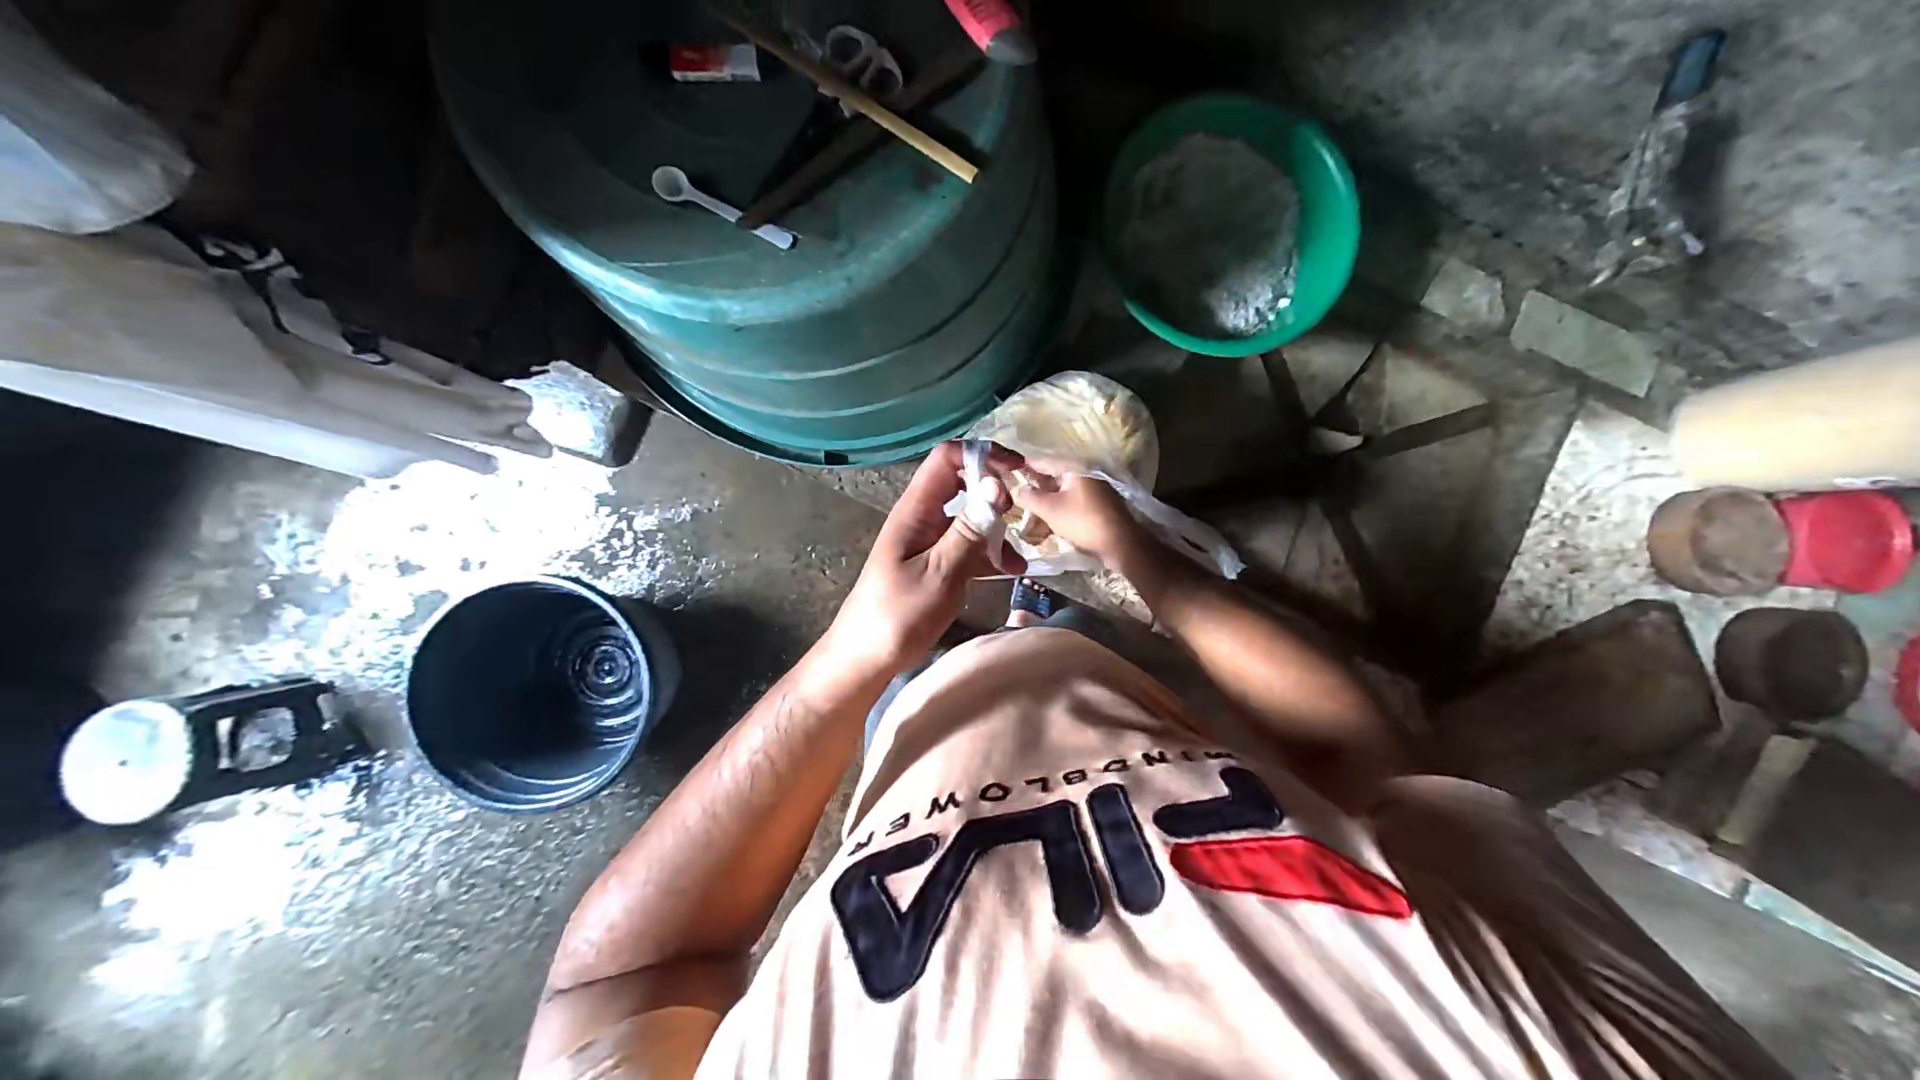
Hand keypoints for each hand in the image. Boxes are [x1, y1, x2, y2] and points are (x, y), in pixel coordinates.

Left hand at [825, 442, 1026, 674]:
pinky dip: (990, 554)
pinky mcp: (937, 564)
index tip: (1017, 470)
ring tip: (1019, 557)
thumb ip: (969, 531)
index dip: (982, 455)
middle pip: (962, 484)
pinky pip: (968, 546)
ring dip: (996, 531)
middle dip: (996, 492)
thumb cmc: (896, 616)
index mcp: (915, 510)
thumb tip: (998, 486)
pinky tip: (1012, 571)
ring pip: (970, 518)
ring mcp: (929, 541)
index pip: (946, 459)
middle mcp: (922, 518)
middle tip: (1024, 513)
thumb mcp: (939, 573)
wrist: (866, 659)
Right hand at [1007, 468, 1149, 566]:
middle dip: (1032, 488)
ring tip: (1026, 513)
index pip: (1041, 460)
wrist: (1120, 544)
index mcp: (1073, 467)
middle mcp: (1084, 473)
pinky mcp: (1096, 505)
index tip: (1005, 471)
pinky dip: (1057, 510)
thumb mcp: (1049, 509)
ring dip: (1044, 502)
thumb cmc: (1083, 521)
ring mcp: (1092, 489)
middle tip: (1013, 496)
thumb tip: (1016, 488)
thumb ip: (1029, 496)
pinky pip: (1070, 502)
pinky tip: (1045, 523)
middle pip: (1051, 477)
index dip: (1022, 466)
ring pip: (1060, 492)